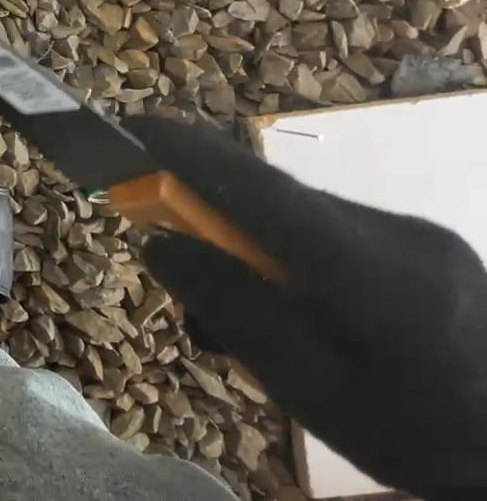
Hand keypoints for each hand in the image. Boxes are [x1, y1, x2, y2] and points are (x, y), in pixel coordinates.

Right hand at [132, 117, 486, 499]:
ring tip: (244, 314)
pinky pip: (328, 234)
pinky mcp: (430, 252)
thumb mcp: (305, 386)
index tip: (130, 126)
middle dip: (205, 212)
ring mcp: (419, 238)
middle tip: (168, 249)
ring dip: (246, 243)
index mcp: (367, 269)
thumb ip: (228, 306)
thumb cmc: (413, 433)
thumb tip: (160, 244)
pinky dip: (285, 256)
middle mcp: (396, 233)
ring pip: (297, 218)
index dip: (188, 152)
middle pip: (271, 200)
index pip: (258, 188)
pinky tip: (292, 307)